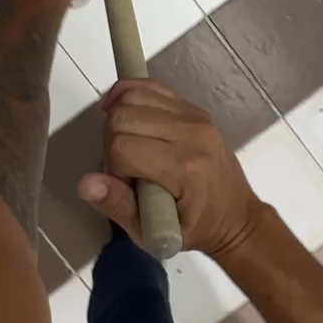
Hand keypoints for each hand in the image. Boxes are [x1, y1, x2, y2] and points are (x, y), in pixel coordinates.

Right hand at [77, 79, 267, 259]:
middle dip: (111, 141)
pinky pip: (150, 87)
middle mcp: (192, 134)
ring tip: (128, 144)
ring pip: (133, 94)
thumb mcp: (154, 235)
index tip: (126, 185)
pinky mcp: (194, 108)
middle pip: (123, 116)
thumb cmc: (195, 229)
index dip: (112, 167)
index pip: (122, 147)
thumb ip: (118, 206)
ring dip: (118, 117)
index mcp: (184, 169)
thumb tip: (86, 183)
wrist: (235, 217)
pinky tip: (126, 116)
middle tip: (125, 166)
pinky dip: (129, 97)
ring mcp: (196, 116)